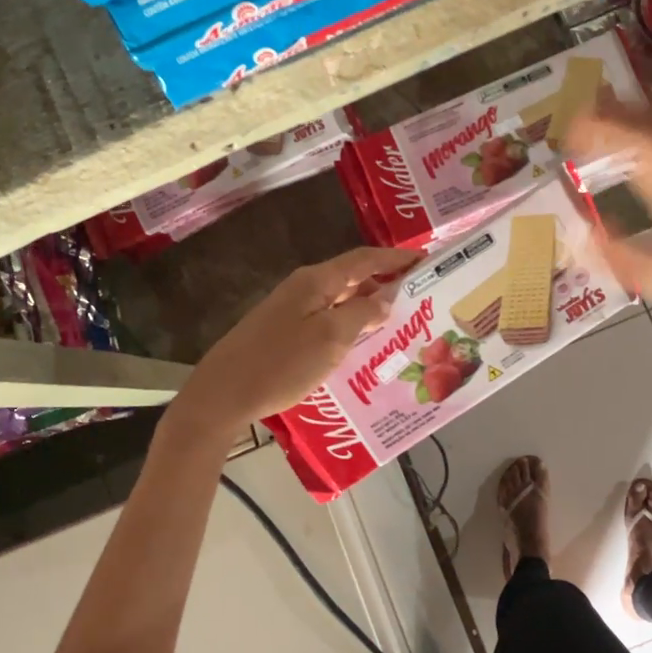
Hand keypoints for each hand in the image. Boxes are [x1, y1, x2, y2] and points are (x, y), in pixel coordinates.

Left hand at [167, 247, 421, 435]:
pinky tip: (365, 345)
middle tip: (422, 298)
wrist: (223, 394)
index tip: (428, 261)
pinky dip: (352, 326)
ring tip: (402, 323)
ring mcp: (293, 310)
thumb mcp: (330, 338)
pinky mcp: (285, 332)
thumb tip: (385, 299)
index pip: (365, 259)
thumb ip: (362, 314)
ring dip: (370, 308)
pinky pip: (329, 320)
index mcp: (316, 281)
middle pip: (354, 278)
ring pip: (342, 301)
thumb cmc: (280, 364)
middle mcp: (305, 287)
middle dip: (388, 284)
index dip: (397, 258)